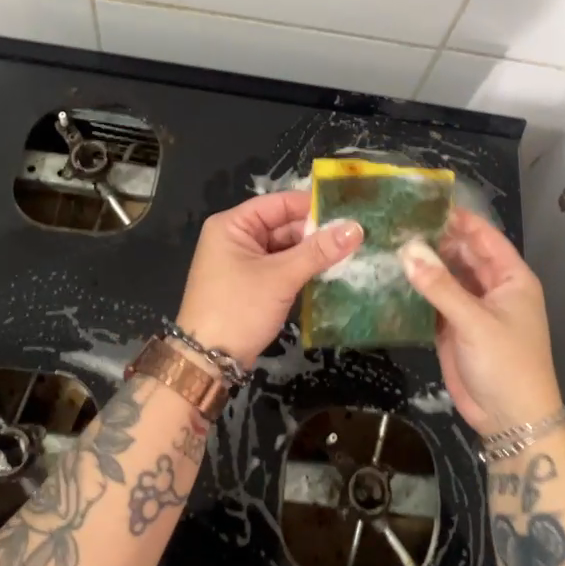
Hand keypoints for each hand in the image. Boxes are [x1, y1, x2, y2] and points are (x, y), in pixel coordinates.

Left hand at [174, 191, 362, 367]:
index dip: (312, 206)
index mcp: (232, 225)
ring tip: (351, 251)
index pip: (278, 203)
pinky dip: (301, 269)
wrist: (207, 362)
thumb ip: (318, 251)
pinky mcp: (250, 284)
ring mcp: (242, 262)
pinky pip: (280, 267)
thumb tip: (356, 227)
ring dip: (312, 253)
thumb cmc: (238, 309)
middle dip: (316, 232)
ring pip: (284, 248)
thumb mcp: (280, 277)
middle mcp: (235, 237)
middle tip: (356, 234)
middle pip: (283, 225)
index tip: (349, 210)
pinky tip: (330, 271)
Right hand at [399, 208, 562, 435]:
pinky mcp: (453, 329)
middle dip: (433, 238)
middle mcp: (491, 288)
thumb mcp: (475, 322)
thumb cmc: (506, 364)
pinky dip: (415, 290)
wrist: (511, 422)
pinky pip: (432, 301)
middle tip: (395, 220)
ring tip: (386, 242)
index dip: (458, 218)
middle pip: (461, 253)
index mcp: (511, 278)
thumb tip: (407, 249)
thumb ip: (440, 286)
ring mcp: (471, 308)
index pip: (483, 237)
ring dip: (422, 263)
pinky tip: (389, 277)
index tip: (423, 201)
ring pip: (445, 276)